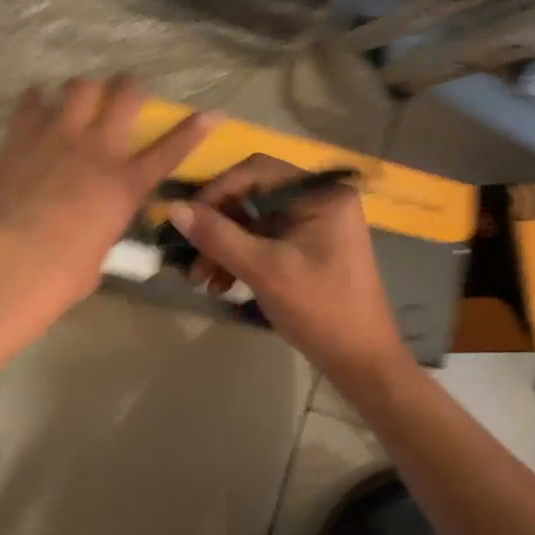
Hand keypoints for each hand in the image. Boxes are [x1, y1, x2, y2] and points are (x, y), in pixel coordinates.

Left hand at [0, 75, 213, 299]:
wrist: (18, 256)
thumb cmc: (65, 271)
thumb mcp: (101, 253)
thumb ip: (103, 231)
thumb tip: (94, 234)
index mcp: (126, 183)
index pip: (170, 149)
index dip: (194, 129)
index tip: (210, 114)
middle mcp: (99, 148)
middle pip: (125, 95)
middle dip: (129, 86)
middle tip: (124, 88)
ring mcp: (60, 135)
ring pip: (80, 87)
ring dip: (83, 88)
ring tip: (77, 95)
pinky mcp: (23, 134)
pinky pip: (31, 101)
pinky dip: (36, 97)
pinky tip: (35, 99)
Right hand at [168, 155, 408, 376]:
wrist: (362, 363)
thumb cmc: (320, 309)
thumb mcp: (264, 270)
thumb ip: (217, 235)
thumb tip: (172, 208)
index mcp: (321, 193)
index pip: (256, 171)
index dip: (216, 191)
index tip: (186, 218)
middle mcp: (320, 199)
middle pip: (252, 196)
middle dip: (217, 226)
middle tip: (189, 256)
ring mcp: (315, 224)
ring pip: (253, 221)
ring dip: (224, 247)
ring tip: (201, 280)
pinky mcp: (308, 247)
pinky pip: (264, 239)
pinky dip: (241, 258)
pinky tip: (221, 285)